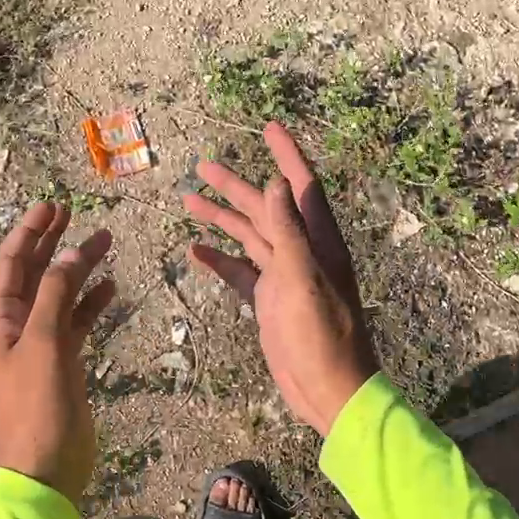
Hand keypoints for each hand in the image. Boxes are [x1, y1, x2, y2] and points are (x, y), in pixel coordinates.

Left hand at [0, 201, 117, 499]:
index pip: (12, 262)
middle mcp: (15, 324)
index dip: (29, 231)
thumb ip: (55, 294)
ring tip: (105, 239)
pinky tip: (111, 287)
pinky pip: (76, 320)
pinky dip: (92, 302)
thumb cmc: (36, 404)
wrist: (46, 468)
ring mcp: (40, 341)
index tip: (50, 205)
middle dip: (53, 241)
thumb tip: (70, 254)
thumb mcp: (43, 342)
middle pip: (34, 271)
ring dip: (80, 267)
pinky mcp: (62, 359)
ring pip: (60, 293)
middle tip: (72, 212)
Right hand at [182, 122, 379, 435]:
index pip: (301, 186)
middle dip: (236, 185)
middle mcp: (301, 251)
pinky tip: (196, 251)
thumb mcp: (305, 280)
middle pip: (266, 206)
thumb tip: (277, 184)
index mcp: (318, 241)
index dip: (287, 154)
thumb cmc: (324, 337)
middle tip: (203, 164)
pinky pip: (239, 271)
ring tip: (188, 199)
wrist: (330, 391)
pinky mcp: (269, 299)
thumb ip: (290, 232)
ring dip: (222, 217)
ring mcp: (284, 275)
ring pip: (249, 235)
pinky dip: (219, 259)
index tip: (269, 127)